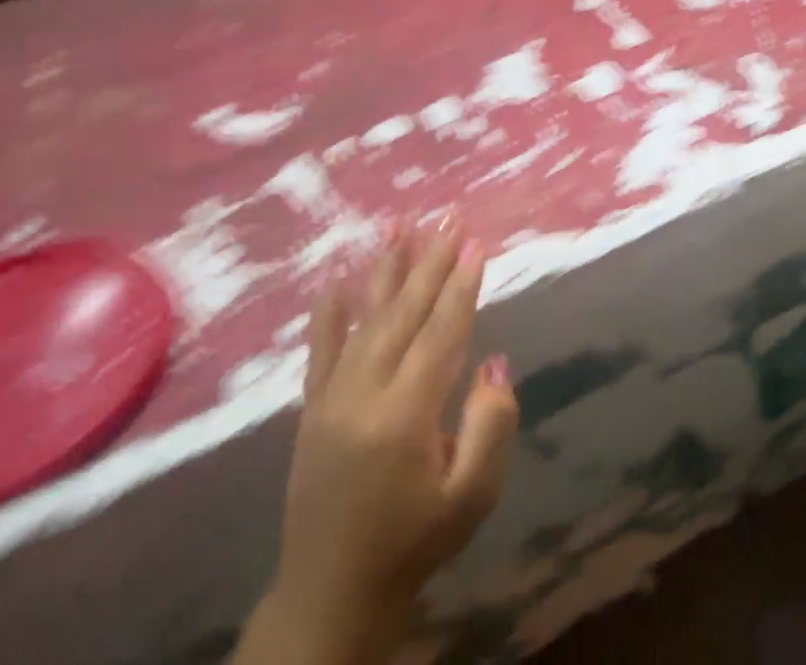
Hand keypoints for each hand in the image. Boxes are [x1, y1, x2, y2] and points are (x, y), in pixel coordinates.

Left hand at [235, 217, 518, 664]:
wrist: (334, 588)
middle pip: (402, 316)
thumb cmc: (418, 539)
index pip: (440, 335)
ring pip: (363, 322)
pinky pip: (322, 351)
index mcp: (405, 415)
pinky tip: (336, 281)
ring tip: (399, 227)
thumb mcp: (475, 493)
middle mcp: (361, 396)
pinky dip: (330, 312)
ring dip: (385, 272)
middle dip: (429, 263)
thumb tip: (493, 361)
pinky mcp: (312, 412)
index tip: (475, 242)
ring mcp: (330, 401)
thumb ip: (490, 424)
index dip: (461, 287)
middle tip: (448, 218)